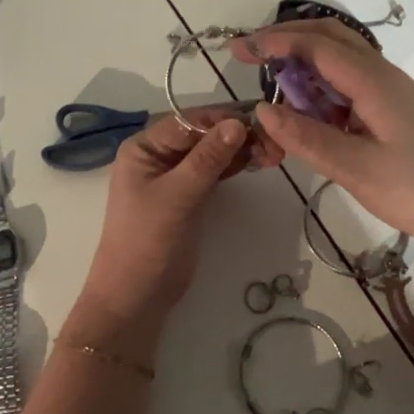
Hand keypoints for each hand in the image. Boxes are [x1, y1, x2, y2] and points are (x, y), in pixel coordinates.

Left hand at [77, 105, 280, 334]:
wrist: (138, 294)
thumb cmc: (148, 241)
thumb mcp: (178, 196)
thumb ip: (208, 159)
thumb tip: (237, 124)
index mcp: (144, 148)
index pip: (188, 122)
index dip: (223, 119)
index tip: (260, 123)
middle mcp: (158, 155)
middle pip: (202, 134)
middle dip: (237, 134)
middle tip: (275, 142)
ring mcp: (175, 176)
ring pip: (213, 152)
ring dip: (241, 150)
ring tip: (275, 152)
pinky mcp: (190, 196)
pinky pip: (216, 171)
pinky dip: (236, 166)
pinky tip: (260, 162)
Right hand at [232, 20, 413, 253]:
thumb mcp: (355, 169)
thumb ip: (307, 138)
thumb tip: (262, 109)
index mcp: (375, 82)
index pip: (318, 46)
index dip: (276, 42)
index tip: (239, 49)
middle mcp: (383, 76)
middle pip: (331, 39)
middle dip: (287, 40)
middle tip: (248, 54)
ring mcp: (390, 93)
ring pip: (340, 61)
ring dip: (303, 65)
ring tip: (269, 85)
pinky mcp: (392, 111)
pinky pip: (349, 85)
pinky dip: (319, 89)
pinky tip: (304, 113)